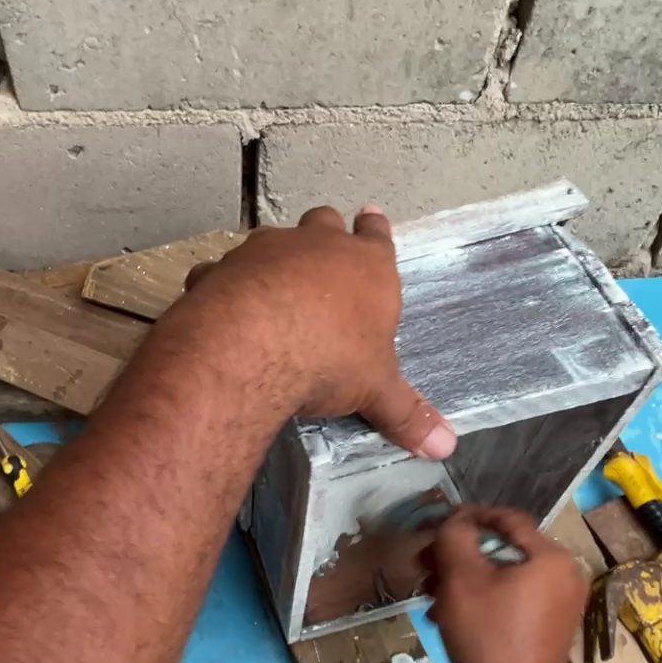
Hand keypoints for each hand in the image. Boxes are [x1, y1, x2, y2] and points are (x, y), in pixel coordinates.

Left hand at [176, 205, 454, 458]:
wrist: (250, 347)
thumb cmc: (329, 360)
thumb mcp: (374, 391)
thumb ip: (407, 414)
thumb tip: (445, 446)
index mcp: (365, 266)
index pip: (377, 235)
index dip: (374, 227)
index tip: (371, 215)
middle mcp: (315, 246)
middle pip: (323, 222)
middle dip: (324, 236)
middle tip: (320, 256)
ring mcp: (263, 252)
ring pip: (270, 241)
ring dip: (270, 261)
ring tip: (266, 291)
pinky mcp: (219, 269)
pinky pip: (219, 271)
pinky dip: (220, 286)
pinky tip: (216, 308)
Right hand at [425, 507, 586, 662]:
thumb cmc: (487, 635)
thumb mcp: (461, 577)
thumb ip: (455, 535)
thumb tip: (456, 520)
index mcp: (552, 557)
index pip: (506, 518)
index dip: (467, 516)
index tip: (434, 524)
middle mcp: (565, 574)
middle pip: (503, 547)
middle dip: (459, 552)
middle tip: (425, 563)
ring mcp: (561, 602)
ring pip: (503, 572)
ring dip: (464, 575)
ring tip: (430, 591)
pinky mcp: (550, 625)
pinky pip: (512, 595)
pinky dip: (481, 596)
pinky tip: (449, 611)